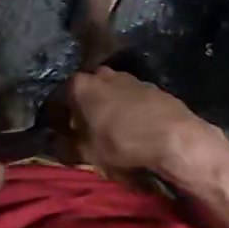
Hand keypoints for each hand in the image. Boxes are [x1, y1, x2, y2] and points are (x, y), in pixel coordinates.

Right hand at [67, 68, 228, 187]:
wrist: (175, 139)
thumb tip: (53, 145)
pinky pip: (134, 100)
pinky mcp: (154, 88)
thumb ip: (65, 147)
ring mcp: (130, 78)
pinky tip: (138, 131)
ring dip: (112, 110)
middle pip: (89, 92)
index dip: (63, 117)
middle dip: (88, 109)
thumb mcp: (87, 153)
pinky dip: (133, 112)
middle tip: (92, 133)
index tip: (67, 133)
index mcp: (81, 85)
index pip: (62, 97)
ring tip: (117, 133)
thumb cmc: (122, 143)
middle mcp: (103, 74)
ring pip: (113, 94)